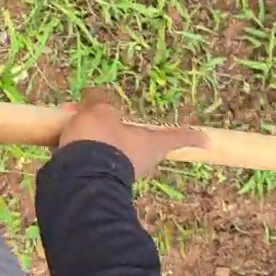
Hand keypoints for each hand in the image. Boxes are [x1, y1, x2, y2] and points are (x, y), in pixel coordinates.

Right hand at [57, 88, 207, 177]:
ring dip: (103, 142)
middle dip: (128, 134)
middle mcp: (143, 161)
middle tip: (111, 121)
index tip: (205, 138)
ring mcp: (122, 174)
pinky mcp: (101, 181)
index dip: (190, 135)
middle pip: (142, 145)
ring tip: (78, 128)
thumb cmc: (100, 139)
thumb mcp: (99, 111)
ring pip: (117, 153)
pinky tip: (69, 142)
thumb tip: (93, 94)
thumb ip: (98, 101)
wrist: (78, 176)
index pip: (177, 137)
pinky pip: (97, 161)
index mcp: (152, 143)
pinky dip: (88, 152)